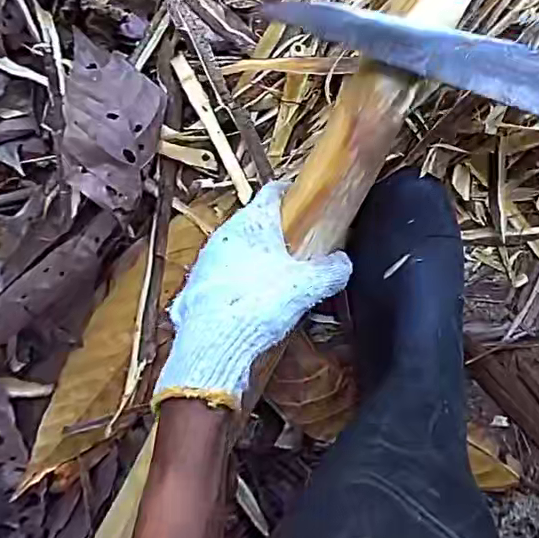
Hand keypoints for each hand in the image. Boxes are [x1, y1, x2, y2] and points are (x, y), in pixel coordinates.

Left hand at [154, 181, 352, 409]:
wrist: (211, 347)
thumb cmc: (261, 303)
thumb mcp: (308, 286)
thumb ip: (331, 270)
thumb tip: (344, 262)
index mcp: (253, 221)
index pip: (273, 191)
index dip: (290, 191)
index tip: (303, 198)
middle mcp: (225, 232)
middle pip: (254, 220)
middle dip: (275, 230)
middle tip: (297, 245)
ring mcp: (205, 259)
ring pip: (236, 247)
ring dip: (254, 256)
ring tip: (275, 278)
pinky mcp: (195, 286)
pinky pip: (222, 275)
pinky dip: (237, 281)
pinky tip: (250, 302)